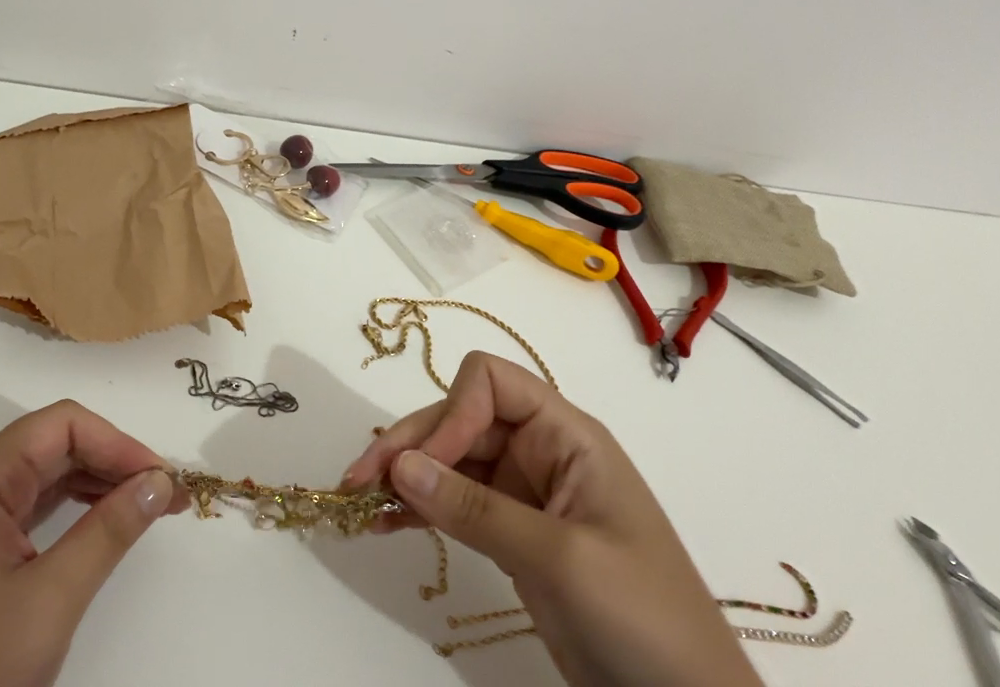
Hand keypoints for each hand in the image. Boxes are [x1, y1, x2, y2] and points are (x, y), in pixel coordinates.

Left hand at [0, 400, 185, 686]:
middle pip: (53, 446)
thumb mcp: (49, 598)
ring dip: (100, 485)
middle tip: (169, 494)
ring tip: (151, 506)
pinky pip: (35, 510)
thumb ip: (108, 532)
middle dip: (114, 461)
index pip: (59, 426)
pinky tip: (108, 525)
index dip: (116, 442)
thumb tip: (160, 481)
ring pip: (46, 478)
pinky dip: (77, 511)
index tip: (162, 478)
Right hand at [341, 352, 762, 686]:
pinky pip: (454, 503)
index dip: (451, 412)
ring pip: (450, 461)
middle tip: (357, 482)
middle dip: (410, 443)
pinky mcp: (512, 534)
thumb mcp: (560, 558)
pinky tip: (383, 522)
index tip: (420, 465)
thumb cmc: (642, 615)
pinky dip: (418, 507)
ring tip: (360, 502)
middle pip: (460, 419)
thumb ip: (476, 509)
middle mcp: (542, 453)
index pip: (491, 384)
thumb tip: (399, 466)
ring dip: (404, 475)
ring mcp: (525, 495)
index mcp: (567, 437)